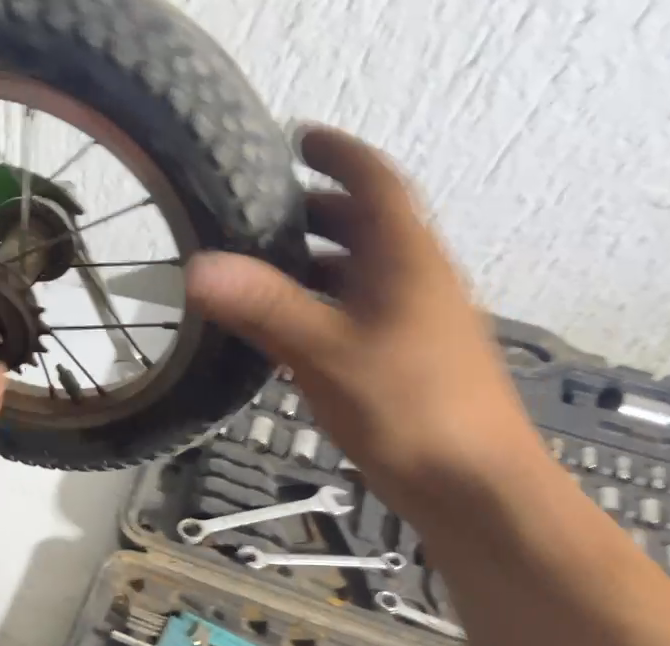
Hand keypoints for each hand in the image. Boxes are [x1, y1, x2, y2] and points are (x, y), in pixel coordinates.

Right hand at [185, 126, 547, 505]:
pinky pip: (351, 317)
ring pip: (356, 276)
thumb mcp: (328, 352)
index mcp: (406, 259)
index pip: (375, 183)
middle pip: (364, 228)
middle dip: (316, 211)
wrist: (472, 484)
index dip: (339, 154)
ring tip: (254, 268)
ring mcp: (408, 324)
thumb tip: (197, 267)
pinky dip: (315, 310)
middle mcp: (412, 281)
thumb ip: (265, 308)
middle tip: (256, 211)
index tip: (296, 138)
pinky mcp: (399, 363)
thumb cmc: (410, 407)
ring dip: (312, 265)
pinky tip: (279, 333)